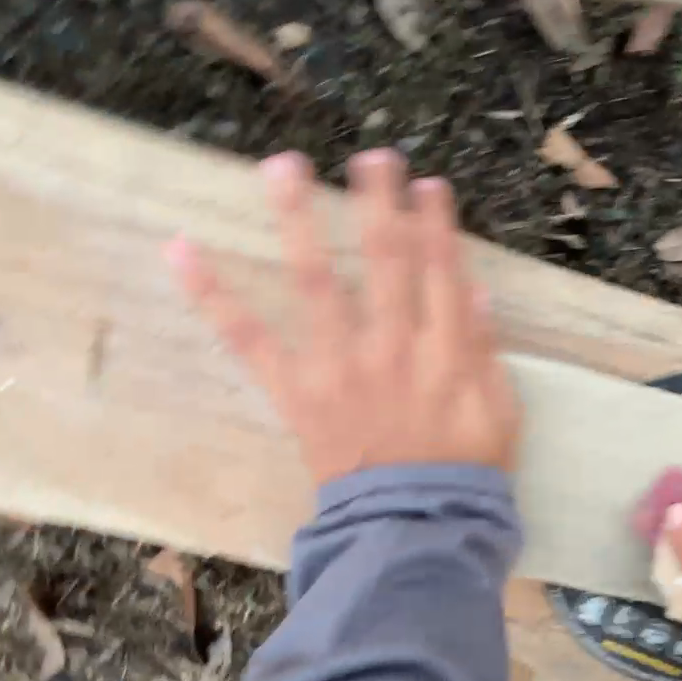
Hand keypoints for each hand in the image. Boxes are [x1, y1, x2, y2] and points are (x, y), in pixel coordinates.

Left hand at [166, 151, 518, 481]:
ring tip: (282, 167)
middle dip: (378, 202)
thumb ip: (485, 352)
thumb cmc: (466, 468)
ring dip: (299, 221)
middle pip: (384, 260)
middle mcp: (392, 345)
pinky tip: (181, 250)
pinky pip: (250, 340)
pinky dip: (214, 297)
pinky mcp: (295, 389)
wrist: (414, 523)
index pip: (441, 271)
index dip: (436, 223)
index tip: (429, 184)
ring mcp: (338, 364)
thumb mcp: (500, 411)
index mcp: (446, 351)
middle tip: (371, 156)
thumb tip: (473, 292)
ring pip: (316, 282)